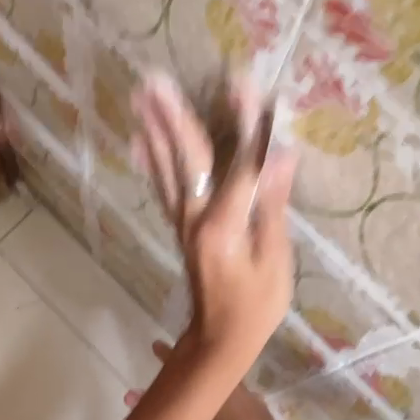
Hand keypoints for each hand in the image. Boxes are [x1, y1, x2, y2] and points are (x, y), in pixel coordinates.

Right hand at [129, 341, 296, 419]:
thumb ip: (161, 415)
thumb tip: (130, 397)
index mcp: (213, 386)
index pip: (187, 366)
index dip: (169, 356)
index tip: (157, 346)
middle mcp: (232, 385)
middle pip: (208, 374)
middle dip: (192, 375)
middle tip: (179, 379)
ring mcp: (251, 398)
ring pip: (225, 388)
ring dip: (212, 391)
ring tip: (200, 406)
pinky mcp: (262, 412)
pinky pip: (240, 403)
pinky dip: (229, 407)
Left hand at [132, 71, 296, 367]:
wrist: (219, 340)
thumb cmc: (256, 306)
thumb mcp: (274, 260)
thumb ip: (272, 206)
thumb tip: (280, 155)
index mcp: (224, 227)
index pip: (239, 165)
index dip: (245, 123)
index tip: (244, 81)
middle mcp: (195, 220)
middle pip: (186, 159)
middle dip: (172, 117)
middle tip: (153, 79)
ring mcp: (183, 224)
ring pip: (166, 169)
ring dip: (154, 131)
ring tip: (139, 96)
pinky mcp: (181, 228)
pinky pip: (163, 188)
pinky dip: (151, 162)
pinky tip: (138, 141)